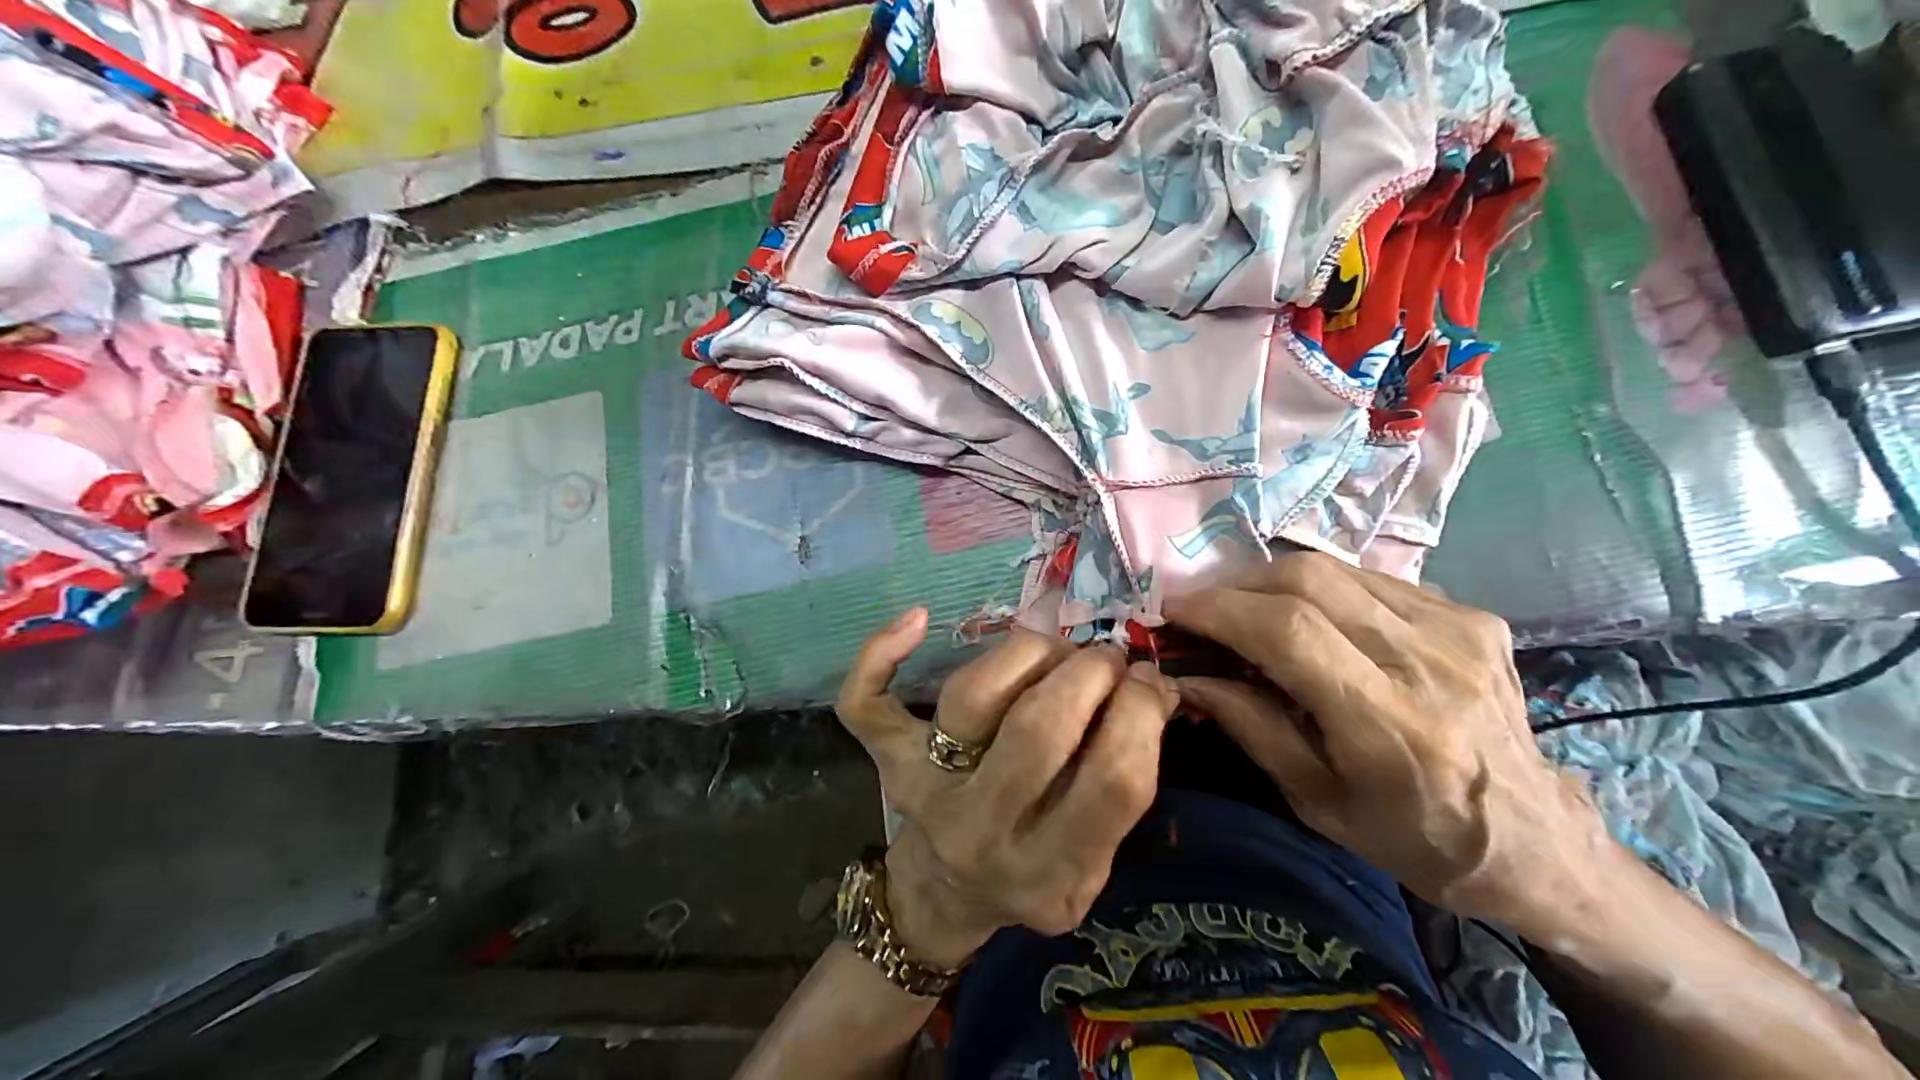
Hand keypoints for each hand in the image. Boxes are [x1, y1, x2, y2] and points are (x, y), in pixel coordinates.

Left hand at [836, 608, 1178, 968]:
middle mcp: (981, 830)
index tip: (1152, 683)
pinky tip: (920, 619)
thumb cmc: (1030, 875)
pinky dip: (879, 656)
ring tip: (1057, 650)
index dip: (1142, 715)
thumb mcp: (1091, 866)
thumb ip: (1122, 792)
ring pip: (972, 695)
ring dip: (1030, 652)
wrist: (945, 896)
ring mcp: (925, 791)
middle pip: (1039, 727)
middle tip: (1108, 660)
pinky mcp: (889, 764)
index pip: (1113, 782)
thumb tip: (1153, 689)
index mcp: (1049, 871)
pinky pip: (866, 705)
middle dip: (1090, 675)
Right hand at [1164, 552, 1610, 932]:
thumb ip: (1248, 724)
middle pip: (1308, 580)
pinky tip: (1307, 618)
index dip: (1219, 609)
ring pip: (1335, 568)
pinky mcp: (1472, 616)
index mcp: (1390, 725)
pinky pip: (1369, 579)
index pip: (1288, 631)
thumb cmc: (1413, 836)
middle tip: (1200, 609)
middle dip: (1236, 585)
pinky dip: (1319, 590)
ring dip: (1270, 581)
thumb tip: (1183, 673)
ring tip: (1243, 610)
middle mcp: (1430, 663)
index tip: (1172, 612)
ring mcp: (1459, 630)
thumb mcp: (1315, 799)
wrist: (1536, 842)